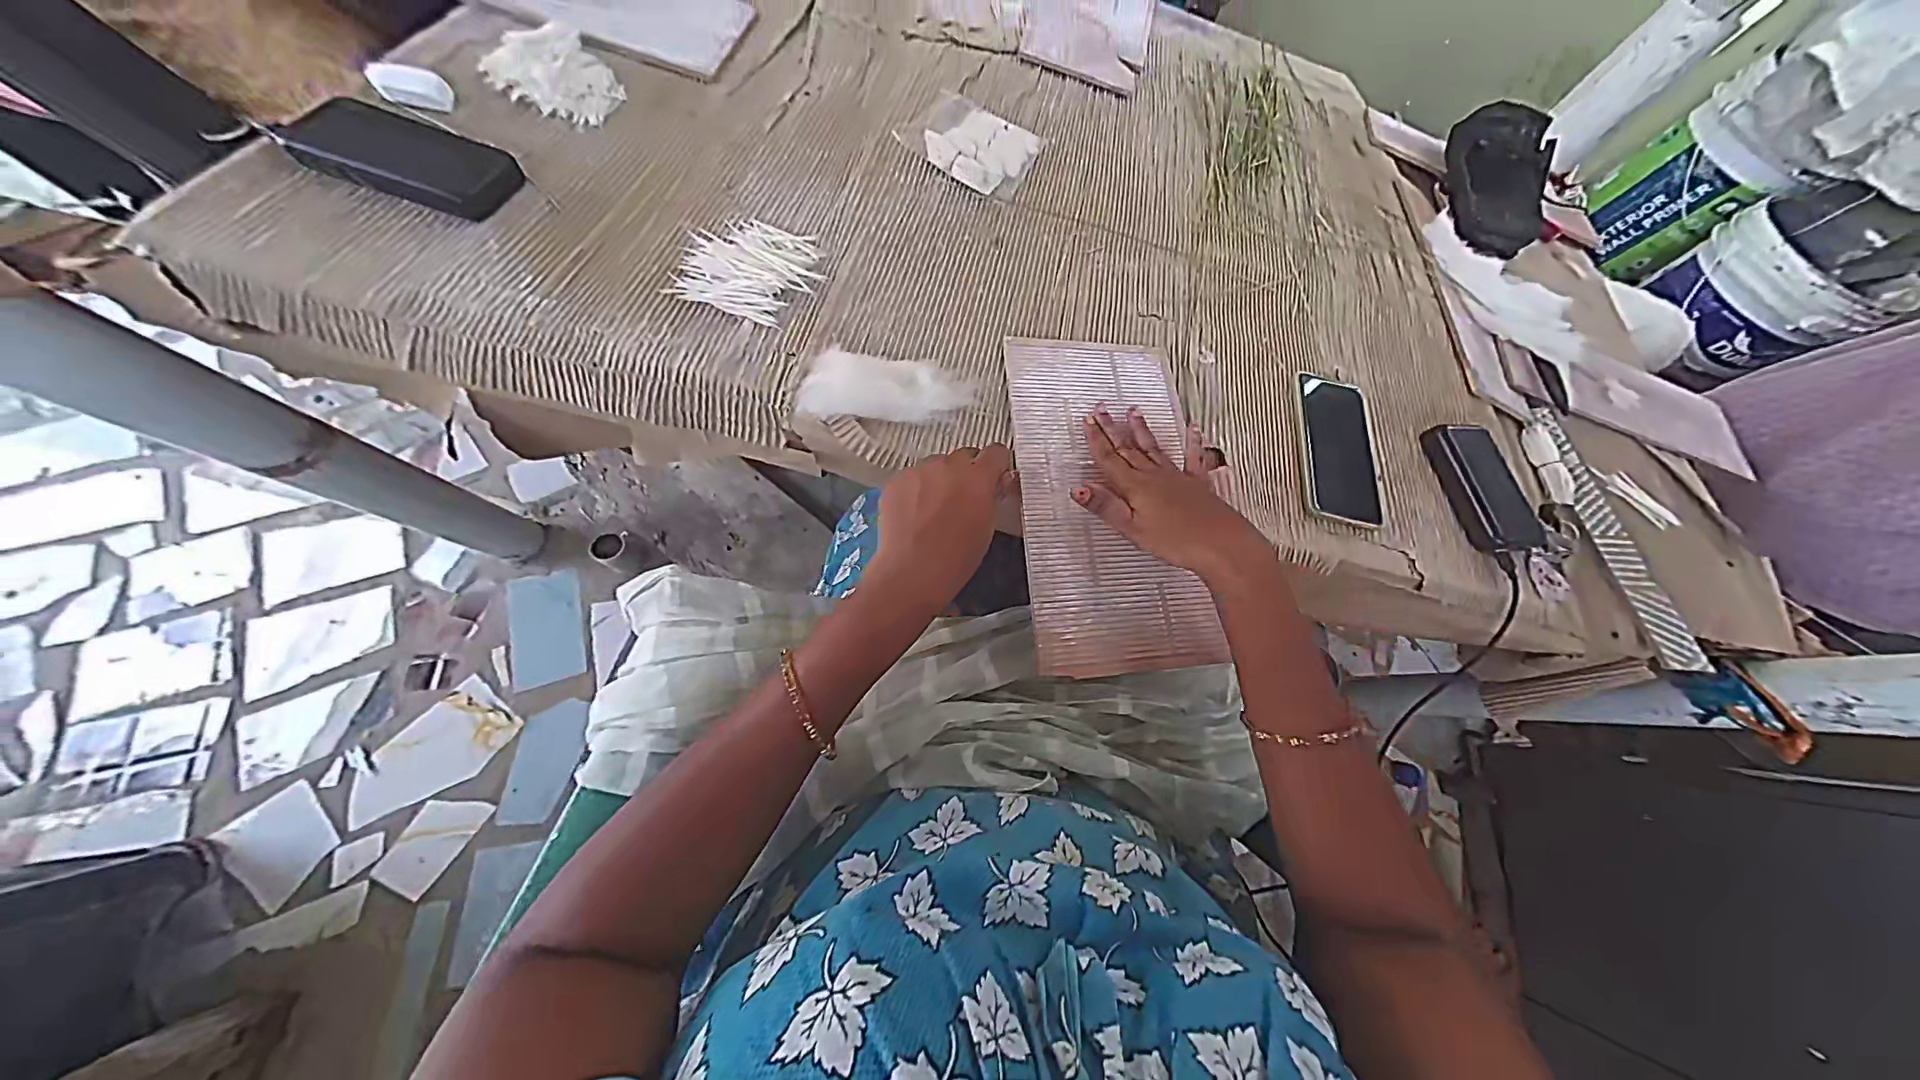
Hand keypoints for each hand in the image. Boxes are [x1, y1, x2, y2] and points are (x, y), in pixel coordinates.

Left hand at [865, 444, 1015, 612]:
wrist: (913, 571)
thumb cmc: (956, 557)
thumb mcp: (987, 526)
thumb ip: (989, 498)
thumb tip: (990, 487)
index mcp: (979, 477)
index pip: (996, 452)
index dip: (995, 465)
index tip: (992, 476)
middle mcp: (950, 466)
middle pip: (964, 456)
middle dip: (966, 472)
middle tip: (960, 498)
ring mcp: (920, 470)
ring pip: (936, 465)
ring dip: (939, 479)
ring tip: (932, 508)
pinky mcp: (896, 479)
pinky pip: (912, 476)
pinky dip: (915, 489)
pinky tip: (913, 513)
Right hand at [1074, 407, 1270, 582]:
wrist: (1222, 544)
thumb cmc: (1178, 540)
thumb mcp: (1132, 528)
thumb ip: (1106, 506)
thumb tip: (1079, 490)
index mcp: (1136, 487)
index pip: (1109, 459)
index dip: (1096, 439)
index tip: (1088, 421)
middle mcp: (1155, 476)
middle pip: (1127, 448)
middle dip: (1111, 428)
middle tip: (1101, 410)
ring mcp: (1177, 478)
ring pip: (1153, 448)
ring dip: (1141, 430)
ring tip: (1133, 413)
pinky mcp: (1196, 484)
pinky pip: (1191, 457)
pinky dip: (1191, 442)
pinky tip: (1192, 430)